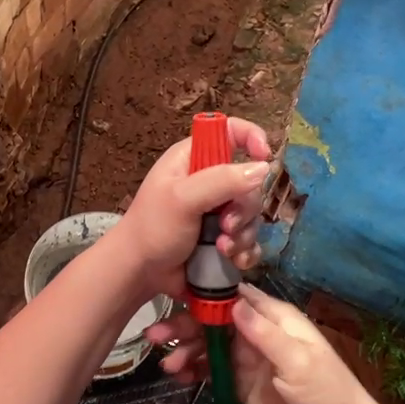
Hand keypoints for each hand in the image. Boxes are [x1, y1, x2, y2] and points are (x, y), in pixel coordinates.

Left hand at [103, 117, 272, 299]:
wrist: (140, 272)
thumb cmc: (154, 228)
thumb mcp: (183, 198)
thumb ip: (221, 181)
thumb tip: (263, 168)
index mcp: (193, 158)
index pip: (230, 131)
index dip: (251, 137)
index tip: (264, 156)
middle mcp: (209, 180)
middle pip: (249, 181)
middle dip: (243, 208)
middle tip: (225, 225)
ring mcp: (218, 210)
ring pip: (252, 214)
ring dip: (243, 234)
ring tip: (221, 248)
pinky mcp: (224, 237)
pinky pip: (250, 239)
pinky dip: (246, 250)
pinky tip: (234, 261)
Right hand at [146, 285, 390, 403]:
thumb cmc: (326, 392)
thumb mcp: (299, 361)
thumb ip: (265, 334)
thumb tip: (233, 303)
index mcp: (273, 318)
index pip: (234, 297)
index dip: (205, 295)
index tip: (176, 297)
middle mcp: (254, 332)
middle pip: (212, 321)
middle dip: (184, 326)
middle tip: (156, 335)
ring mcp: (244, 357)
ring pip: (206, 345)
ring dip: (184, 350)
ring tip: (167, 364)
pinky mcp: (238, 381)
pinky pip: (210, 370)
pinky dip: (192, 371)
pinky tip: (178, 376)